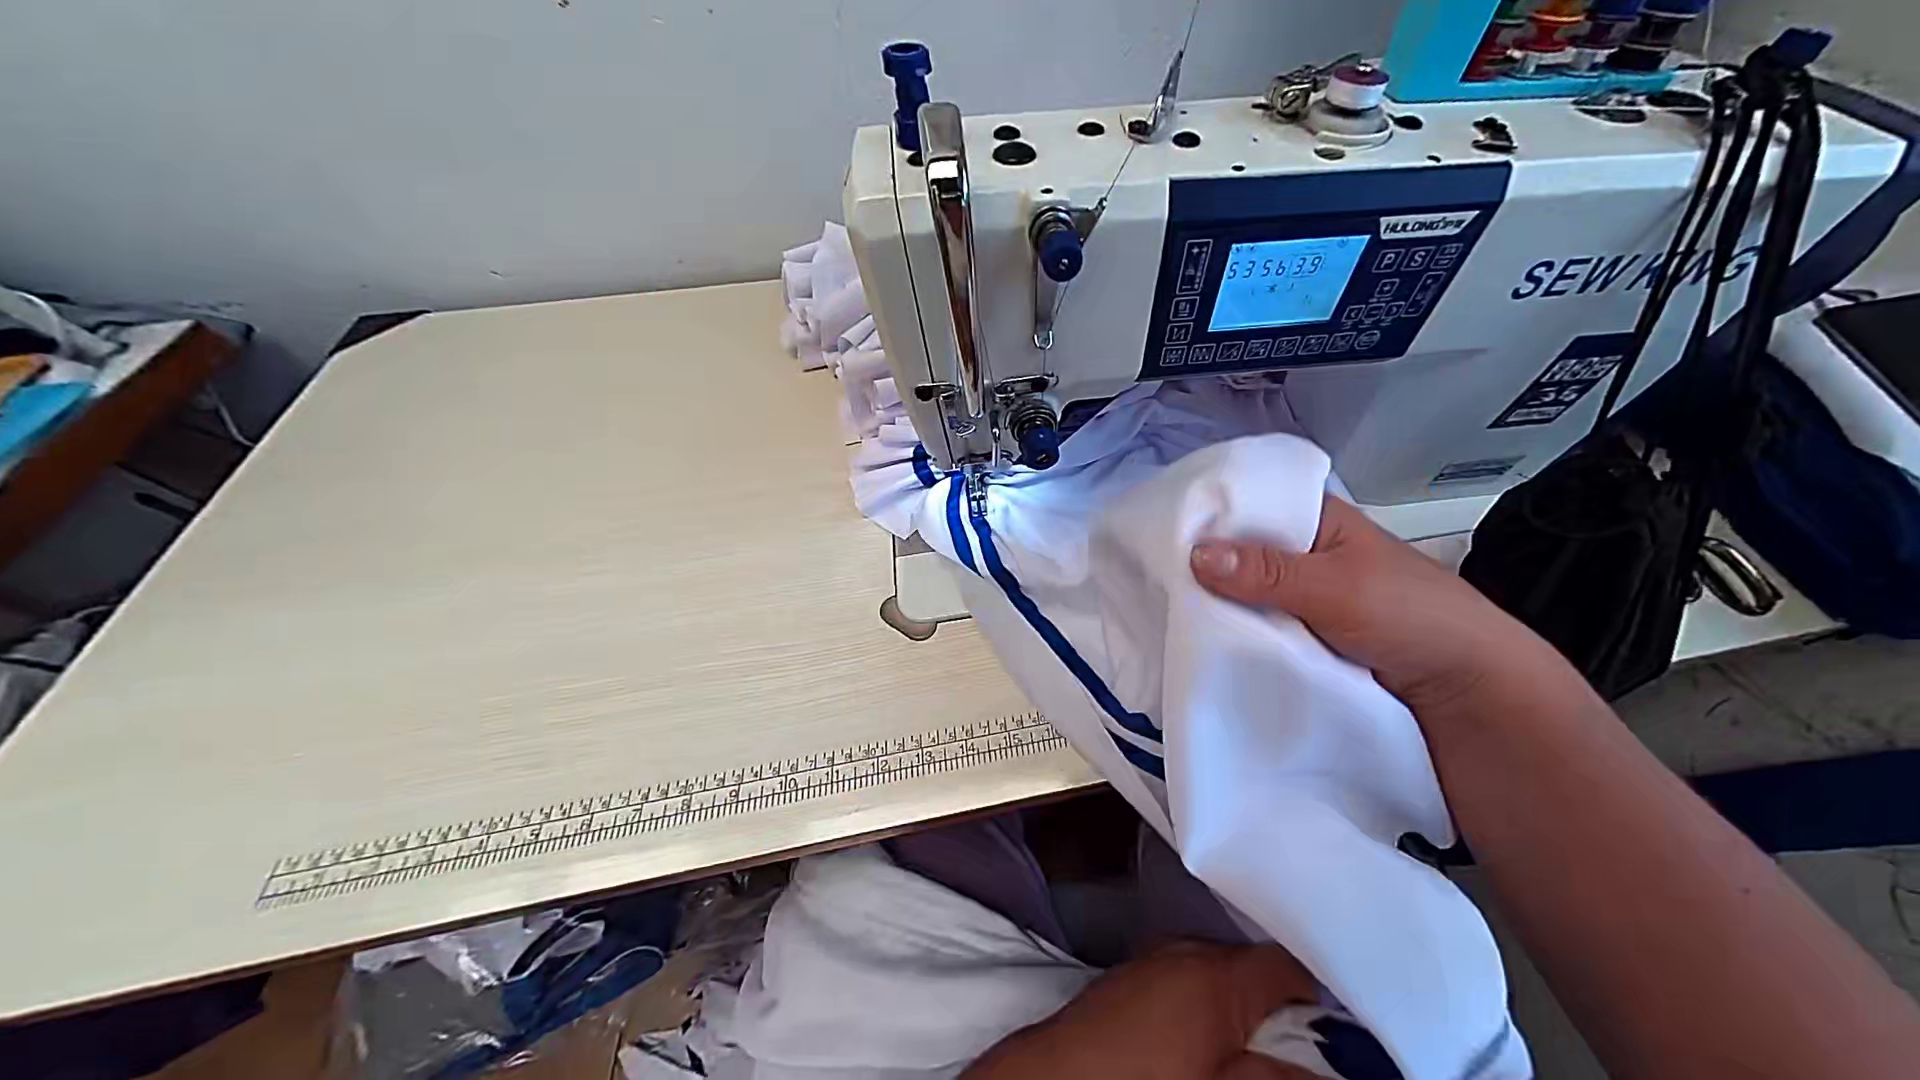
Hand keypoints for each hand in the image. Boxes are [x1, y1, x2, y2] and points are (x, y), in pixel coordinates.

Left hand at [962, 943, 1317, 1079]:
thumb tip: (1332, 1070)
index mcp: (1215, 974)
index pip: (1288, 965)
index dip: (1324, 999)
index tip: (1348, 1036)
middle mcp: (1183, 953)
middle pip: (1254, 970)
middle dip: (1284, 1010)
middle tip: (1305, 1055)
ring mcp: (1151, 963)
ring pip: (1219, 977)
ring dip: (1244, 1011)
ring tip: (1257, 1054)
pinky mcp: (1128, 982)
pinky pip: (1184, 984)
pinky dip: (1207, 1011)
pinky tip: (1207, 1048)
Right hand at [1188, 495, 1564, 716]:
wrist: (1468, 693)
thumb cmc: (1413, 617)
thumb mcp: (1338, 587)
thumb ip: (1269, 572)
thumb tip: (1194, 555)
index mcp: (1315, 519)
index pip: (1247, 501)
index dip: (1205, 511)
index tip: (1154, 526)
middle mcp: (1300, 552)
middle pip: (1236, 549)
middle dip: (1199, 562)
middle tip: (1146, 572)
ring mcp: (1296, 595)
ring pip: (1240, 590)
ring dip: (1210, 600)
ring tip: (1156, 603)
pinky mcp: (1294, 633)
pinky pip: (1250, 625)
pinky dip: (1227, 629)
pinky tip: (1191, 633)